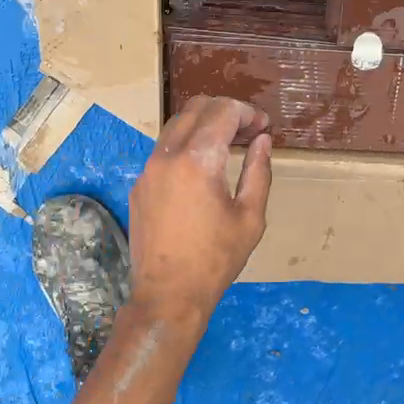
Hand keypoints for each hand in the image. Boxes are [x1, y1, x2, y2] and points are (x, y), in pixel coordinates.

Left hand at [128, 96, 273, 321]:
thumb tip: (262, 142)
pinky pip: (163, 151)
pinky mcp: (140, 187)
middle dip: (225, 112)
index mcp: (199, 160)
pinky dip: (186, 146)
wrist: (168, 294)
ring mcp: (148, 170)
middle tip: (248, 131)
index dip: (247, 113)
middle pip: (196, 109)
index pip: (223, 112)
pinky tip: (202, 169)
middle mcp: (168, 155)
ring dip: (203, 126)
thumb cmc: (215, 262)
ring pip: (175, 126)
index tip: (263, 128)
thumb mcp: (250, 219)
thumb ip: (259, 173)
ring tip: (227, 146)